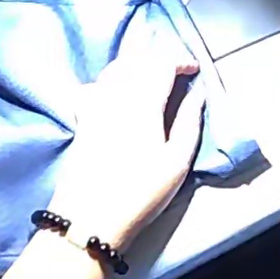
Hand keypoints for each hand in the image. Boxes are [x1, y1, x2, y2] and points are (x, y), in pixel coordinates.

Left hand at [46, 54, 204, 253]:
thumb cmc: (141, 192)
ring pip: (116, 67)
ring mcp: (95, 104)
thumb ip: (189, 121)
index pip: (162, 63)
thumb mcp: (177, 161)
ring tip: (153, 78)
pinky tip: (119, 92)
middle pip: (138, 60)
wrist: (88, 218)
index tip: (194, 70)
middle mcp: (116, 95)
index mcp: (143, 102)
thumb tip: (197, 93)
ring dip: (138, 64)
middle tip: (177, 73)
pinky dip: (112, 78)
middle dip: (160, 60)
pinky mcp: (82, 118)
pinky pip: (97, 83)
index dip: (180, 60)